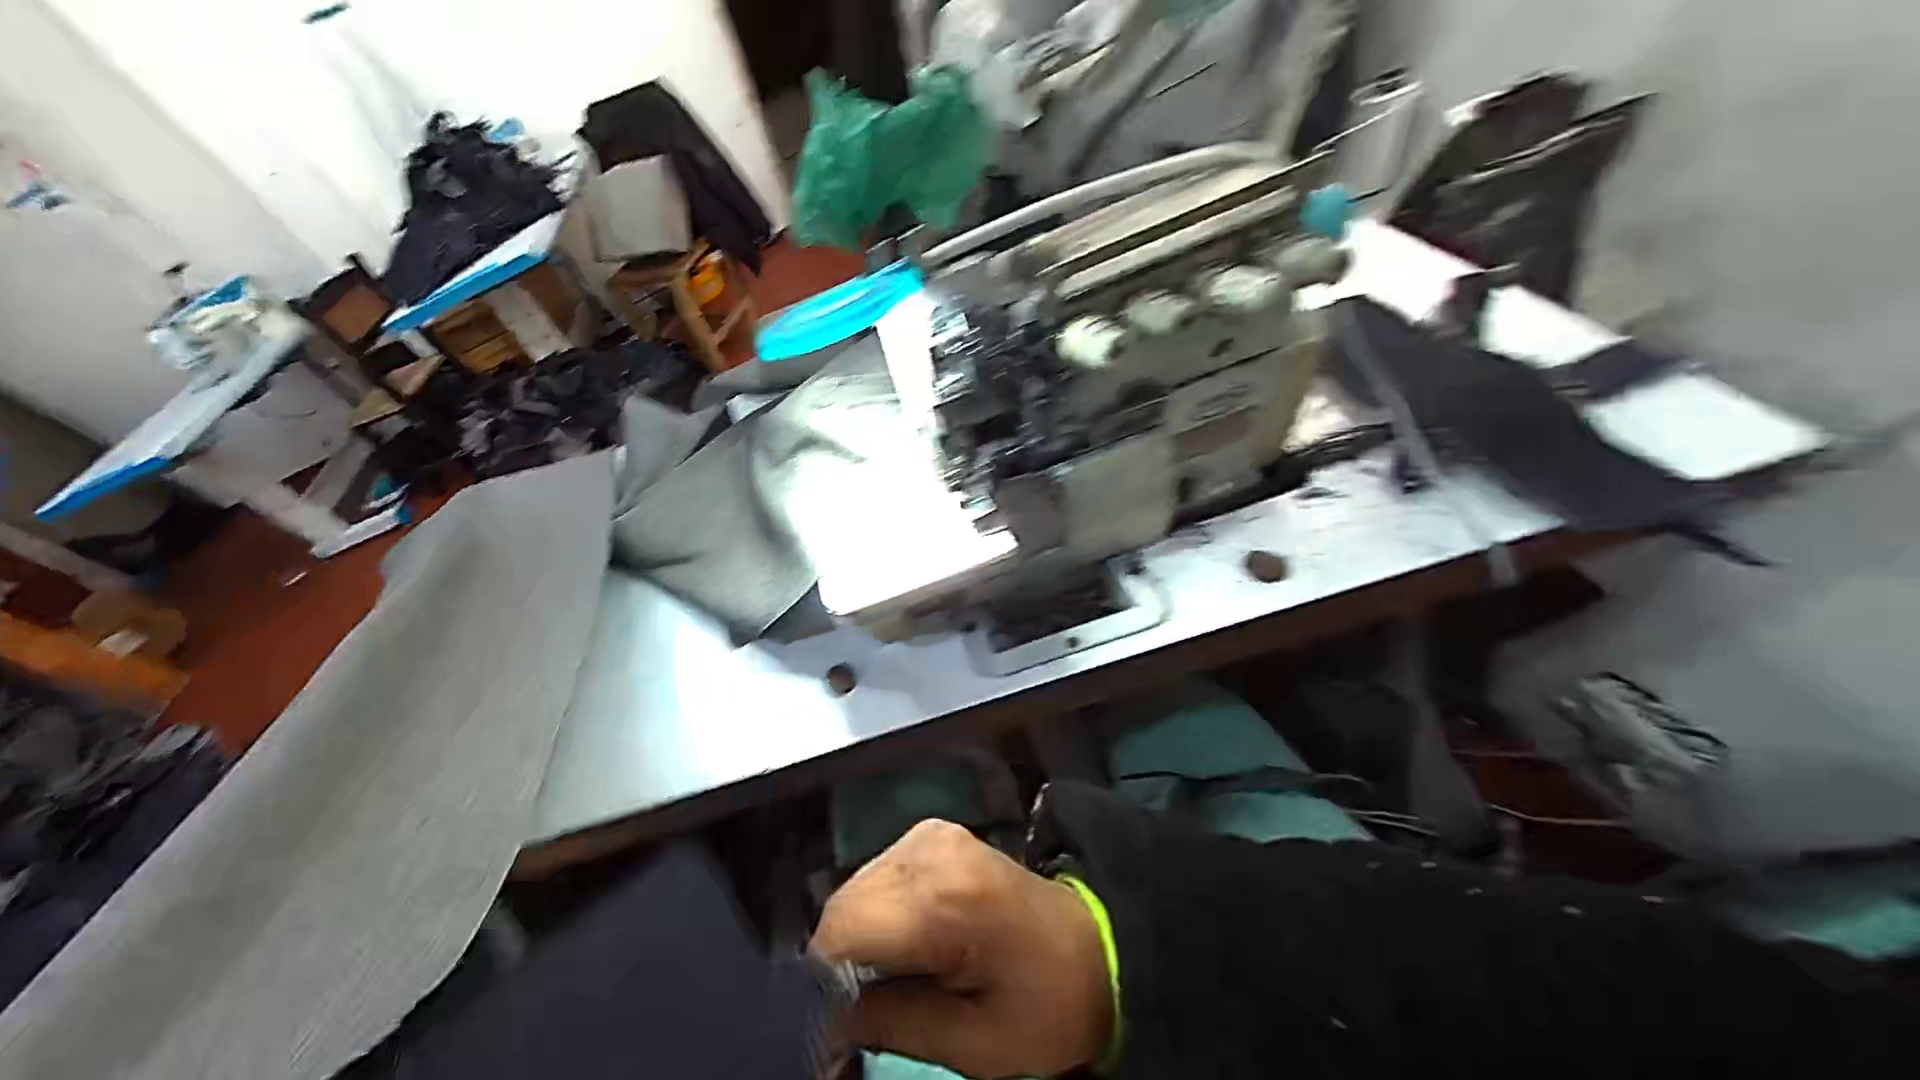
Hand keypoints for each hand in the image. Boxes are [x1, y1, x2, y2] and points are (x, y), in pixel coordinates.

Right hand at [810, 820, 1111, 1078]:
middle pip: (845, 904)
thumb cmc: (1046, 1005)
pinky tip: (903, 944)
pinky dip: (876, 913)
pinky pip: (879, 875)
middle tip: (855, 1016)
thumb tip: (826, 1018)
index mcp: (946, 898)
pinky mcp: (934, 832)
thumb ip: (892, 1023)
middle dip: (839, 962)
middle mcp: (931, 849)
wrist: (1093, 948)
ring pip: (856, 887)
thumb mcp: (974, 1043)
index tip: (832, 1030)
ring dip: (857, 937)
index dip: (824, 983)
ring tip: (886, 981)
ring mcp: (932, 834)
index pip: (844, 928)